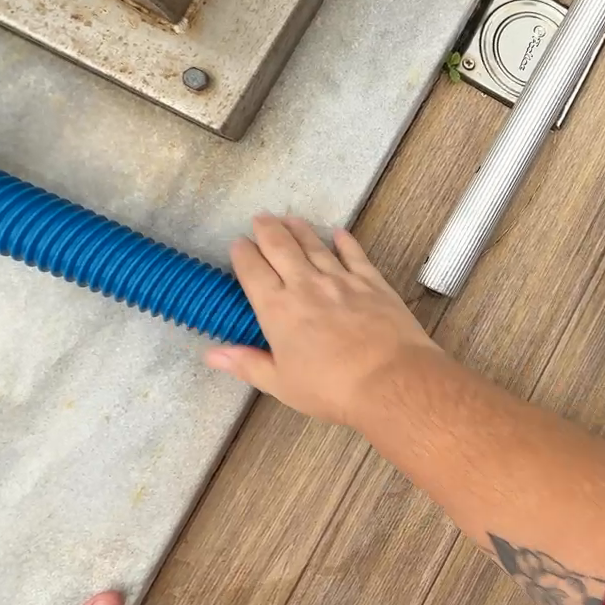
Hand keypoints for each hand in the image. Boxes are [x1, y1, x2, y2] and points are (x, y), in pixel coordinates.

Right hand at [206, 214, 437, 425]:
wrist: (392, 379)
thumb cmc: (333, 388)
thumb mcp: (282, 384)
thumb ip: (248, 364)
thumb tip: (212, 354)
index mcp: (278, 308)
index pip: (252, 270)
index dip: (243, 253)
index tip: (238, 242)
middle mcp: (308, 286)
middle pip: (282, 248)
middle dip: (269, 230)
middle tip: (262, 217)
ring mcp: (343, 282)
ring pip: (317, 246)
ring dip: (302, 230)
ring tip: (291, 218)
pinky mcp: (375, 284)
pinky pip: (356, 256)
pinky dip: (346, 242)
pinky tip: (340, 233)